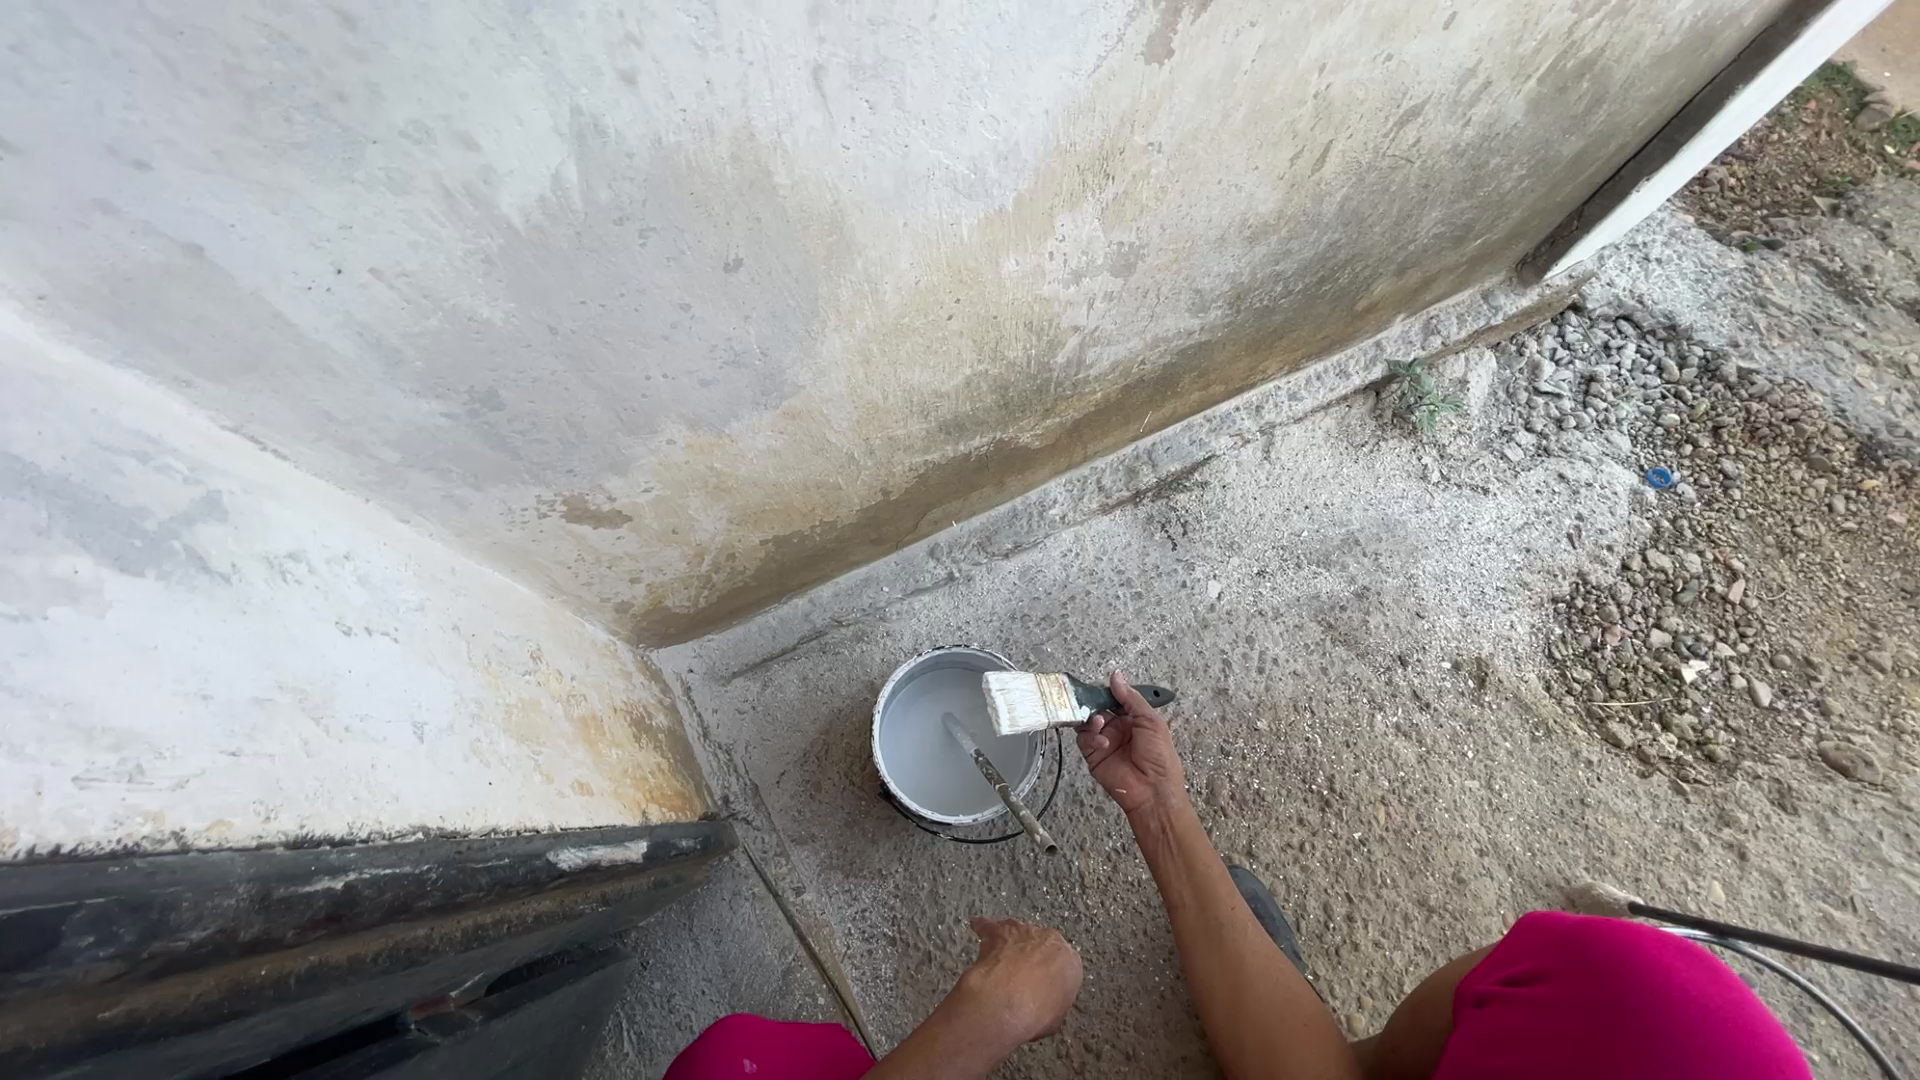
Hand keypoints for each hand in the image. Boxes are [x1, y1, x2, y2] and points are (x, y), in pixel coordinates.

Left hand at [950, 917, 1082, 1046]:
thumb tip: (1042, 1005)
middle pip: (1041, 944)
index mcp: (1070, 961)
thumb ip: (1052, 1003)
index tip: (1041, 985)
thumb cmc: (1036, 1014)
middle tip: (1019, 976)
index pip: (1063, 964)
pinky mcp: (999, 930)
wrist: (1010, 999)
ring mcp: (1023, 931)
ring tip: (1000, 963)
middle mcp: (1049, 939)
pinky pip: (990, 925)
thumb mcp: (1055, 1018)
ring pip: (1017, 933)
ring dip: (1010, 945)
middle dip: (1031, 957)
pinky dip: (983, 927)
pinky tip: (977, 926)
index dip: (1050, 975)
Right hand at [1078, 671, 1186, 818]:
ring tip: (1099, 723)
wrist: (1154, 791)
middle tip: (1090, 701)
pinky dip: (1090, 737)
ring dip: (1090, 719)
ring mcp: (1104, 741)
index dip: (1107, 692)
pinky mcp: (1093, 755)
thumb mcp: (1151, 722)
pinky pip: (1084, 740)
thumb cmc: (1160, 757)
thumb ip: (1130, 698)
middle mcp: (1117, 728)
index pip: (1114, 698)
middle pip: (1097, 708)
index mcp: (1133, 718)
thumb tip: (1116, 676)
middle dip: (1093, 703)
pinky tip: (1102, 742)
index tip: (1101, 686)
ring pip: (1087, 722)